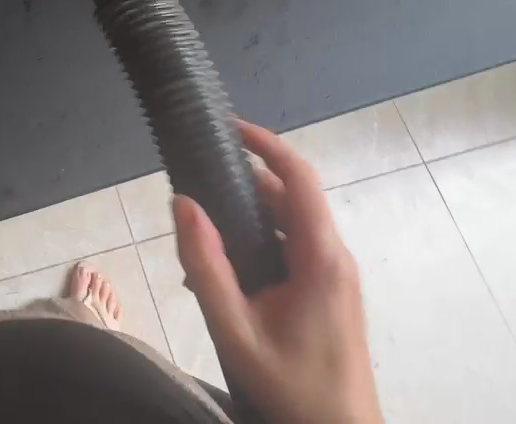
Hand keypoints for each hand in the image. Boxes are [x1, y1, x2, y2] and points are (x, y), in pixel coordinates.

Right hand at [173, 121, 381, 423]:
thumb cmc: (292, 390)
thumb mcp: (235, 330)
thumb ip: (206, 265)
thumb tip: (182, 201)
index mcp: (320, 258)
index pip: (298, 177)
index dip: (264, 142)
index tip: (225, 126)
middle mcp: (333, 257)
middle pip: (285, 198)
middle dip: (237, 187)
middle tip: (190, 194)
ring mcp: (333, 276)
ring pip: (284, 225)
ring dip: (241, 221)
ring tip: (197, 246)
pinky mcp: (327, 293)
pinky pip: (288, 250)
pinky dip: (253, 246)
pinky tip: (221, 278)